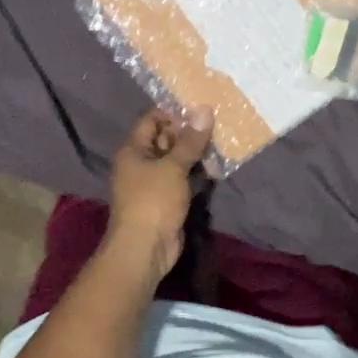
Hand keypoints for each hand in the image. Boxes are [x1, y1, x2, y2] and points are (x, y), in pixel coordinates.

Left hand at [106, 105, 213, 281]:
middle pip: (166, 140)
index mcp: (133, 150)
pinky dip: (197, 175)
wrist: (145, 248)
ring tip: (223, 143)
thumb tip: (204, 110)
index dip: (174, 112)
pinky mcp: (166, 201)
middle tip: (218, 125)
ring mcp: (153, 183)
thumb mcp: (173, 167)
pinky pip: (182, 181)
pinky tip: (217, 169)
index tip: (201, 109)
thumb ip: (190, 141)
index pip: (152, 120)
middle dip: (190, 134)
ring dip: (196, 156)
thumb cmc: (153, 201)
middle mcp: (141, 163)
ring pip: (176, 162)